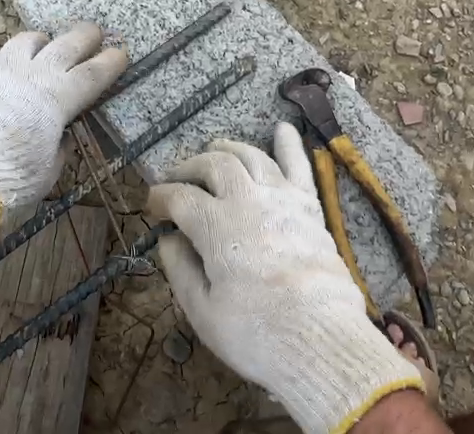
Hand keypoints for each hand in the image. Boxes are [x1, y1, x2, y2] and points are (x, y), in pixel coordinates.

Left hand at [0, 24, 125, 233]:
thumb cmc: (13, 178)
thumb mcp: (49, 167)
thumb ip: (57, 143)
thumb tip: (57, 134)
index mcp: (59, 99)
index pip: (93, 75)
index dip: (109, 63)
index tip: (121, 52)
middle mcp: (34, 76)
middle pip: (65, 46)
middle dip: (83, 36)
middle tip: (94, 30)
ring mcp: (2, 70)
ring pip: (26, 41)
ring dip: (40, 40)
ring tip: (44, 43)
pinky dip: (0, 58)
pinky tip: (0, 65)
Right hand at [147, 126, 423, 433]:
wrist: (322, 343)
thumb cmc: (257, 335)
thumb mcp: (203, 313)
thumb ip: (180, 270)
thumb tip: (167, 239)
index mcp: (215, 226)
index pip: (179, 197)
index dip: (160, 197)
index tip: (152, 206)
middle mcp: (247, 200)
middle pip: (213, 165)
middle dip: (189, 168)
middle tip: (178, 181)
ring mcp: (281, 198)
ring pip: (250, 156)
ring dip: (227, 149)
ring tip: (214, 151)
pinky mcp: (310, 207)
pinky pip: (299, 166)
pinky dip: (289, 144)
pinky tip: (283, 129)